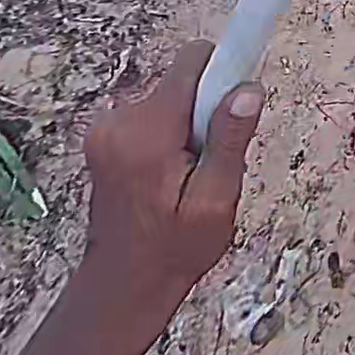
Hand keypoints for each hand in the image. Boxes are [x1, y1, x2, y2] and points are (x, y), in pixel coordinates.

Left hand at [0, 41, 263, 354]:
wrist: (119, 292)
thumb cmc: (175, 251)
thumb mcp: (216, 200)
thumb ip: (230, 140)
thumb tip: (248, 87)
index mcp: (145, 133)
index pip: (193, 62)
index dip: (226, 67)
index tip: (246, 84)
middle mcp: (118, 120)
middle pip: (187, 79)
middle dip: (210, 106)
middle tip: (215, 157)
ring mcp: (106, 127)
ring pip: (175, 94)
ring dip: (194, 121)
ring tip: (193, 171)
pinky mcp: (106, 135)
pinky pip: (159, 110)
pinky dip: (176, 130)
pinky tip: (174, 171)